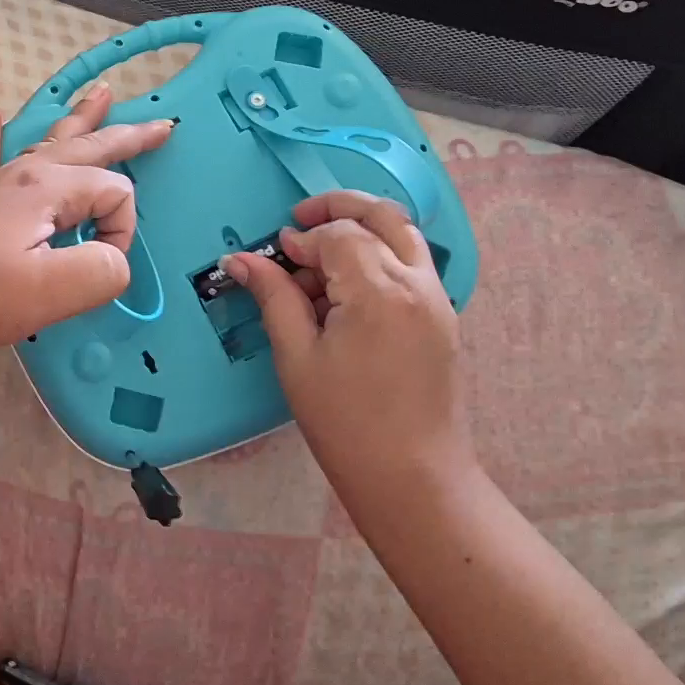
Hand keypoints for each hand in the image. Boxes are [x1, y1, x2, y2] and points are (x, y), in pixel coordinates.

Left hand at [0, 84, 173, 364]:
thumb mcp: (57, 291)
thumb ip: (105, 268)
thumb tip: (112, 256)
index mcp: (48, 188)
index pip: (115, 195)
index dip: (121, 233)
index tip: (99, 268)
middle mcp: (24, 174)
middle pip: (89, 147)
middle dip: (127, 137)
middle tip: (162, 126)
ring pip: (47, 142)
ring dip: (79, 121)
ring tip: (103, 94)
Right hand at [224, 190, 470, 484]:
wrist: (413, 476)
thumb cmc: (345, 421)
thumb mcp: (297, 357)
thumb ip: (273, 297)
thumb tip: (240, 258)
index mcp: (379, 291)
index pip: (338, 235)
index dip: (302, 239)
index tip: (276, 257)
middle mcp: (417, 283)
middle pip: (381, 215)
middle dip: (338, 208)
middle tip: (301, 219)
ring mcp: (437, 298)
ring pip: (404, 233)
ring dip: (363, 228)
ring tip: (323, 258)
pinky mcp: (443, 317)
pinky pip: (414, 263)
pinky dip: (381, 255)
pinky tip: (349, 289)